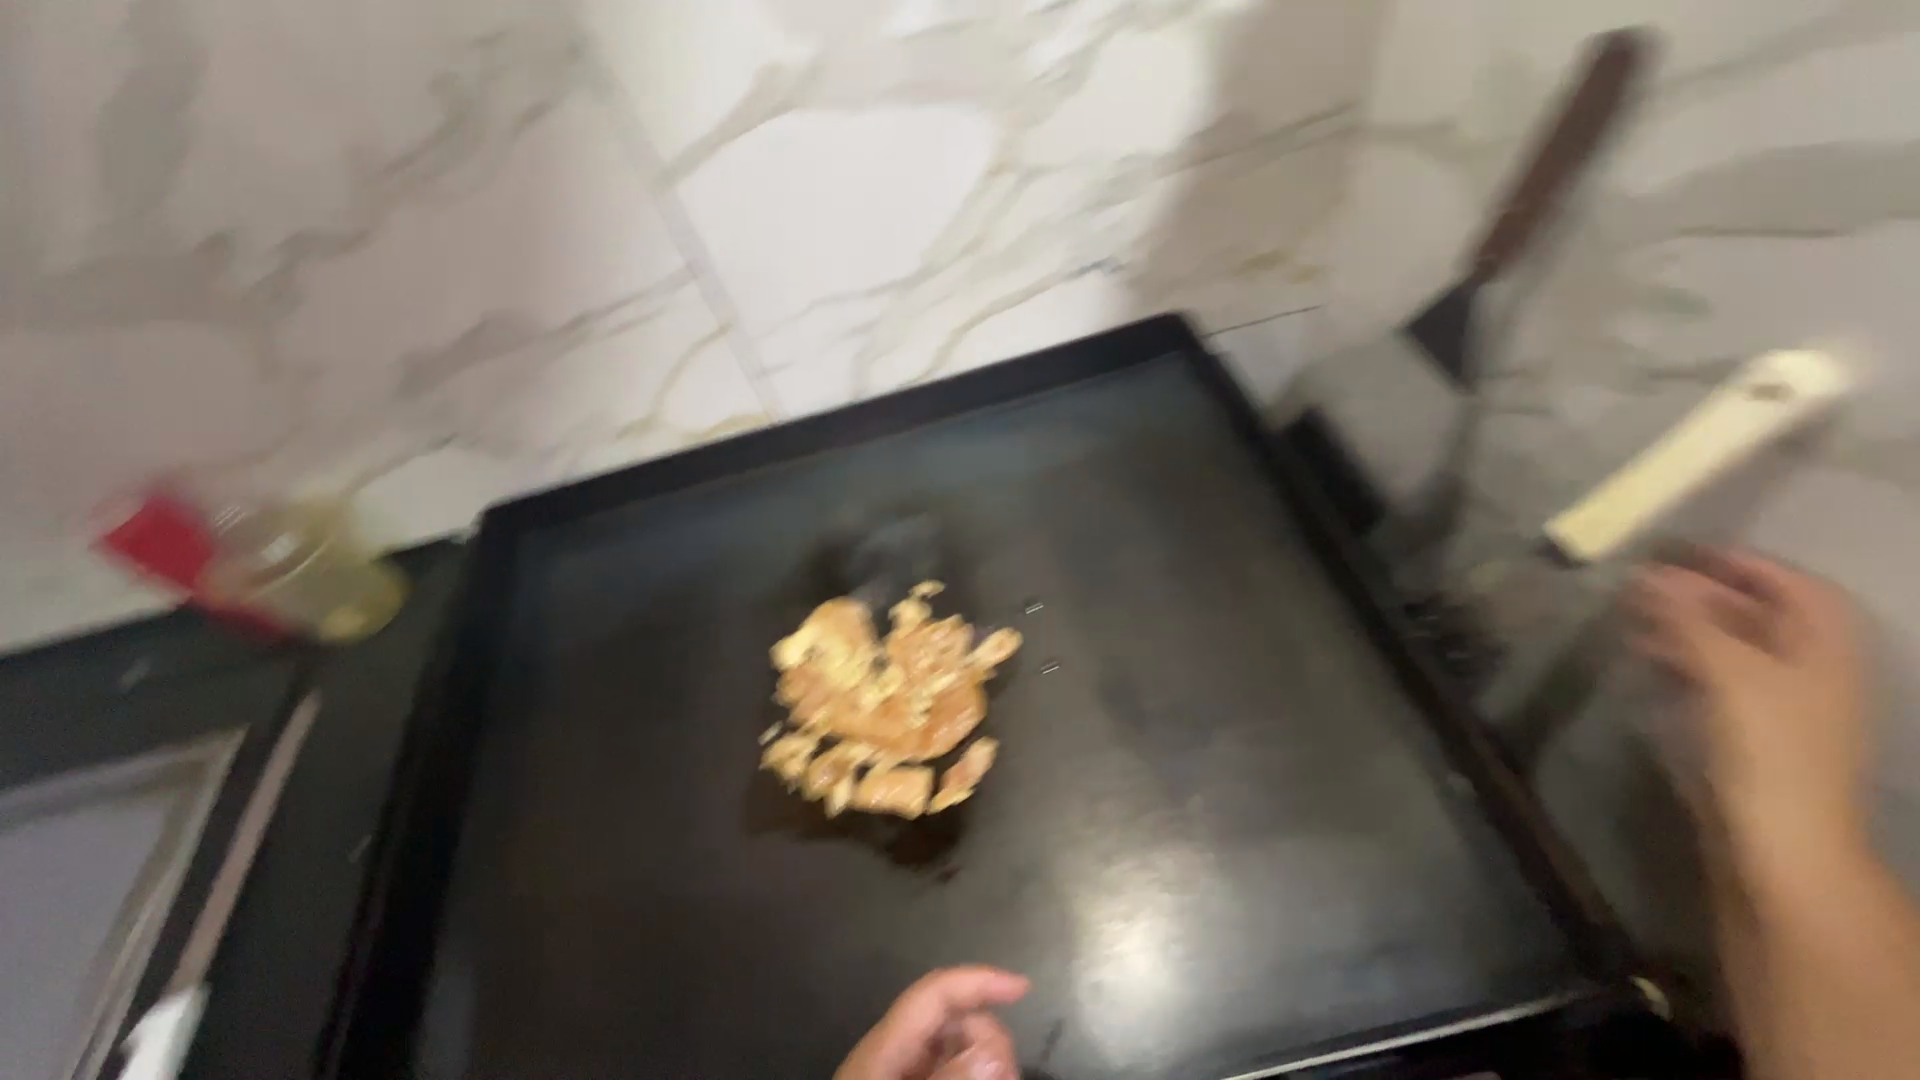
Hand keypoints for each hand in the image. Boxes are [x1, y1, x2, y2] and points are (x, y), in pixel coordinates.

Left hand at [835, 966, 1029, 1079]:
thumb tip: (995, 1052)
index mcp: (883, 1050)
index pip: (934, 993)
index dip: (977, 980)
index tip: (1022, 989)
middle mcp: (893, 1058)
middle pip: (953, 1023)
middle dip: (988, 1041)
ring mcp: (902, 1078)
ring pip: (959, 1052)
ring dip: (984, 1066)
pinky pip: (950, 1073)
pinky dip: (970, 1075)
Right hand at [1630, 548, 1868, 864]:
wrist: (1781, 839)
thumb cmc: (1769, 748)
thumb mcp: (1731, 673)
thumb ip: (1691, 619)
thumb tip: (1650, 573)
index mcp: (1825, 650)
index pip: (1793, 586)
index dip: (1742, 563)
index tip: (1681, 551)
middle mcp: (1810, 668)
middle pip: (1760, 613)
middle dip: (1704, 592)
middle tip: (1642, 581)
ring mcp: (1781, 700)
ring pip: (1733, 644)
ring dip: (1686, 623)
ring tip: (1631, 613)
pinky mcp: (1749, 728)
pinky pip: (1716, 674)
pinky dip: (1682, 655)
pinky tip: (1645, 654)